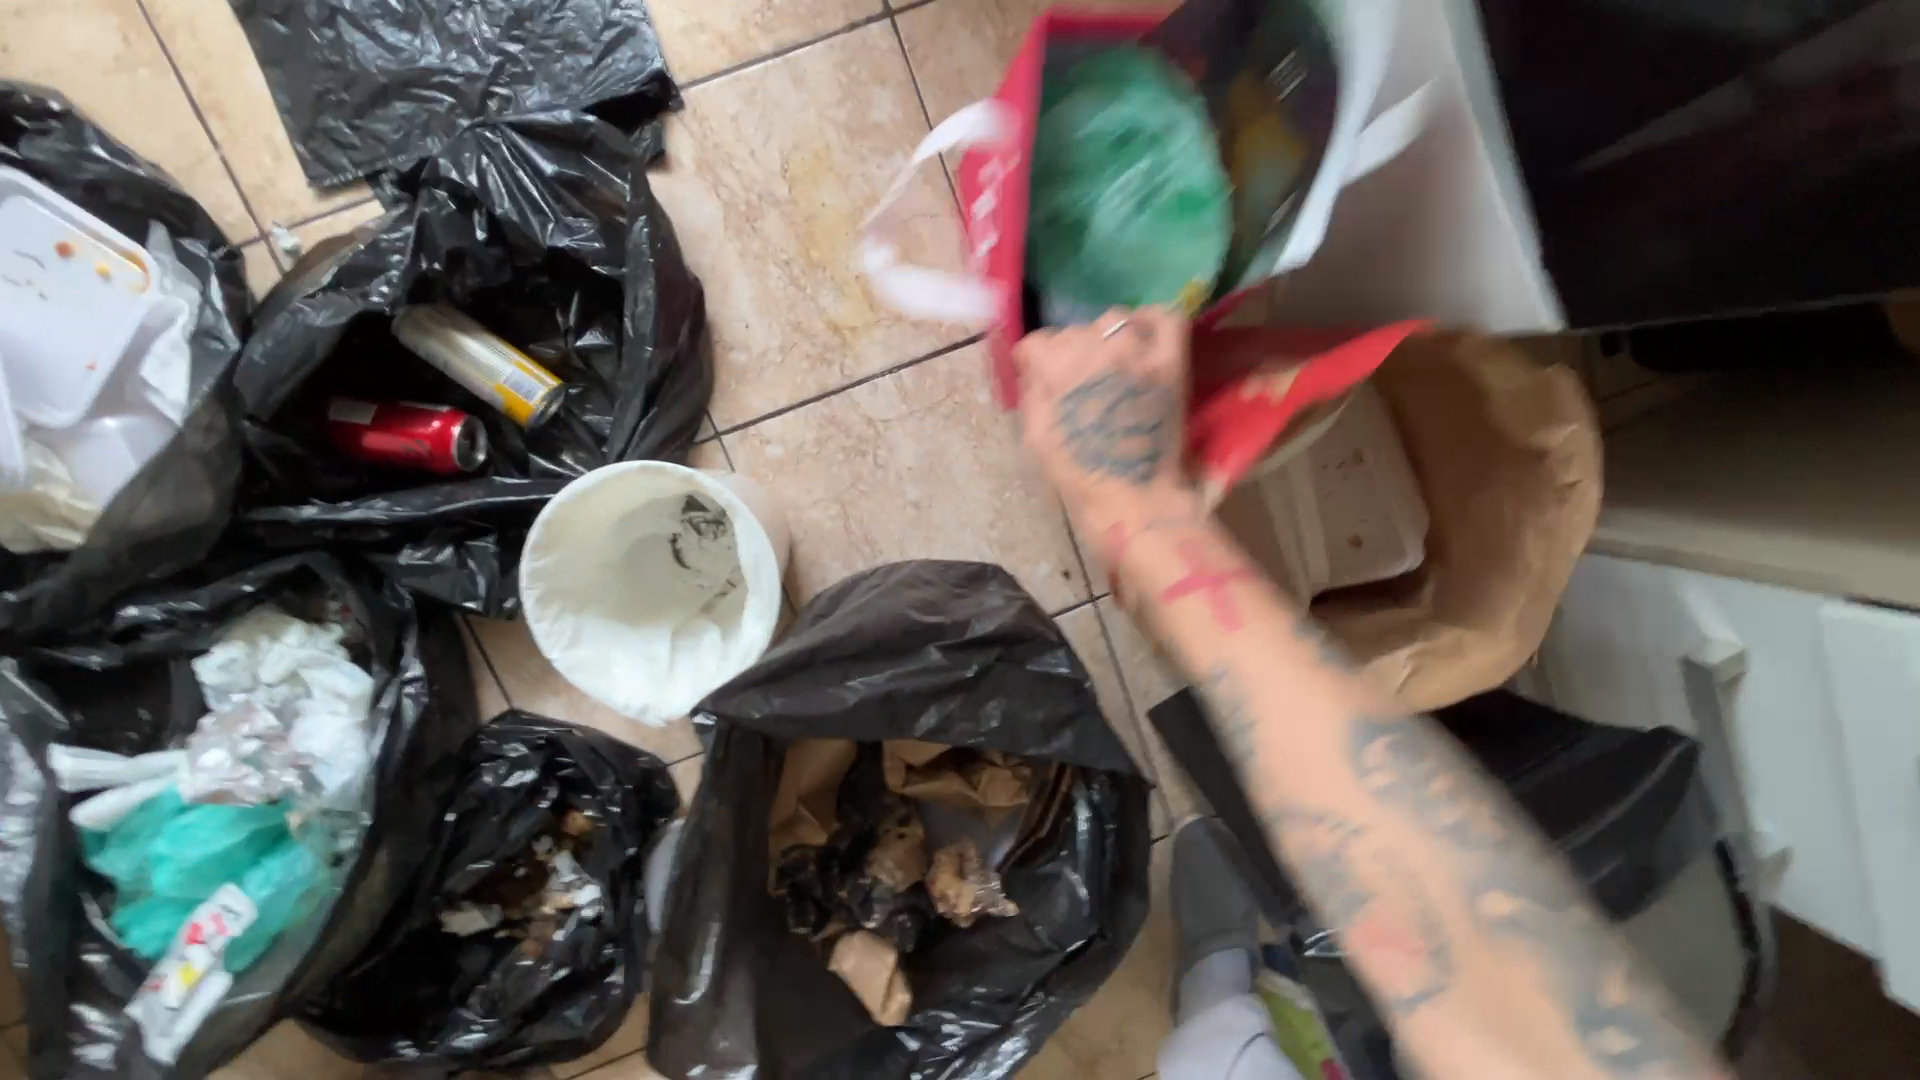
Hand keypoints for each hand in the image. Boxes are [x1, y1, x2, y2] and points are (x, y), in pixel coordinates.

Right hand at [1013, 307, 1196, 527]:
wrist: (1133, 500)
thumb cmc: (1079, 476)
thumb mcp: (1035, 438)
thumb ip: (1033, 394)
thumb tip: (1036, 370)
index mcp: (1058, 370)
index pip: (1037, 344)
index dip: (1035, 362)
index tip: (1040, 378)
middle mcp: (1097, 350)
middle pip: (1074, 332)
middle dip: (1069, 354)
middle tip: (1077, 382)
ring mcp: (1138, 353)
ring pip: (1113, 321)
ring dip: (1105, 338)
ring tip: (1109, 364)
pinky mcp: (1170, 363)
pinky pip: (1164, 319)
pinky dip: (1151, 321)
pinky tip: (1142, 337)